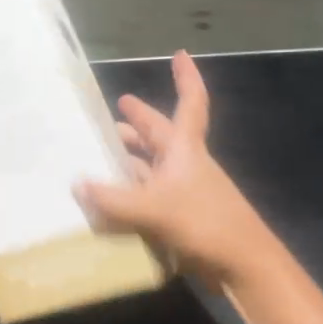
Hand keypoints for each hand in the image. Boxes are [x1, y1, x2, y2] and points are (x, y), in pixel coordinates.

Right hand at [75, 51, 282, 287]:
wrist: (246, 269)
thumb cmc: (207, 225)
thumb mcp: (153, 208)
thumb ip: (112, 198)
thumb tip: (76, 182)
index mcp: (186, 151)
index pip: (189, 104)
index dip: (186, 79)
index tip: (180, 54)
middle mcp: (186, 166)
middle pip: (161, 136)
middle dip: (139, 123)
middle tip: (116, 111)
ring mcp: (184, 193)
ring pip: (151, 167)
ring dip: (129, 159)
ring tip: (100, 155)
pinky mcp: (180, 219)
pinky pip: (148, 197)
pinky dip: (128, 193)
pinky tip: (106, 200)